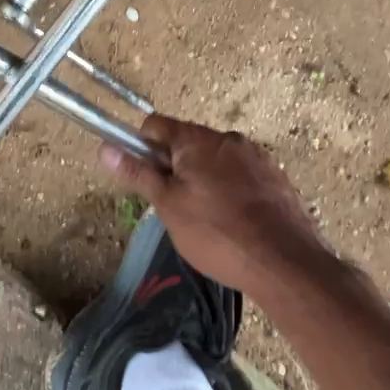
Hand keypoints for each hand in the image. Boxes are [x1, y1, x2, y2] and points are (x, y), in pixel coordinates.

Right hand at [102, 115, 336, 297]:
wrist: (286, 265)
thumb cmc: (216, 232)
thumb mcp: (168, 206)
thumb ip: (138, 174)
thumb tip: (104, 148)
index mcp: (196, 138)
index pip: (155, 125)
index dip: (142, 147)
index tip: (145, 178)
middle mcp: (227, 138)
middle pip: (187, 142)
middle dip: (175, 167)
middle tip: (174, 206)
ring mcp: (257, 157)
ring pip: (216, 160)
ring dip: (204, 179)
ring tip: (207, 220)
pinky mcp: (277, 179)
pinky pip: (242, 176)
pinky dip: (232, 191)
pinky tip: (235, 223)